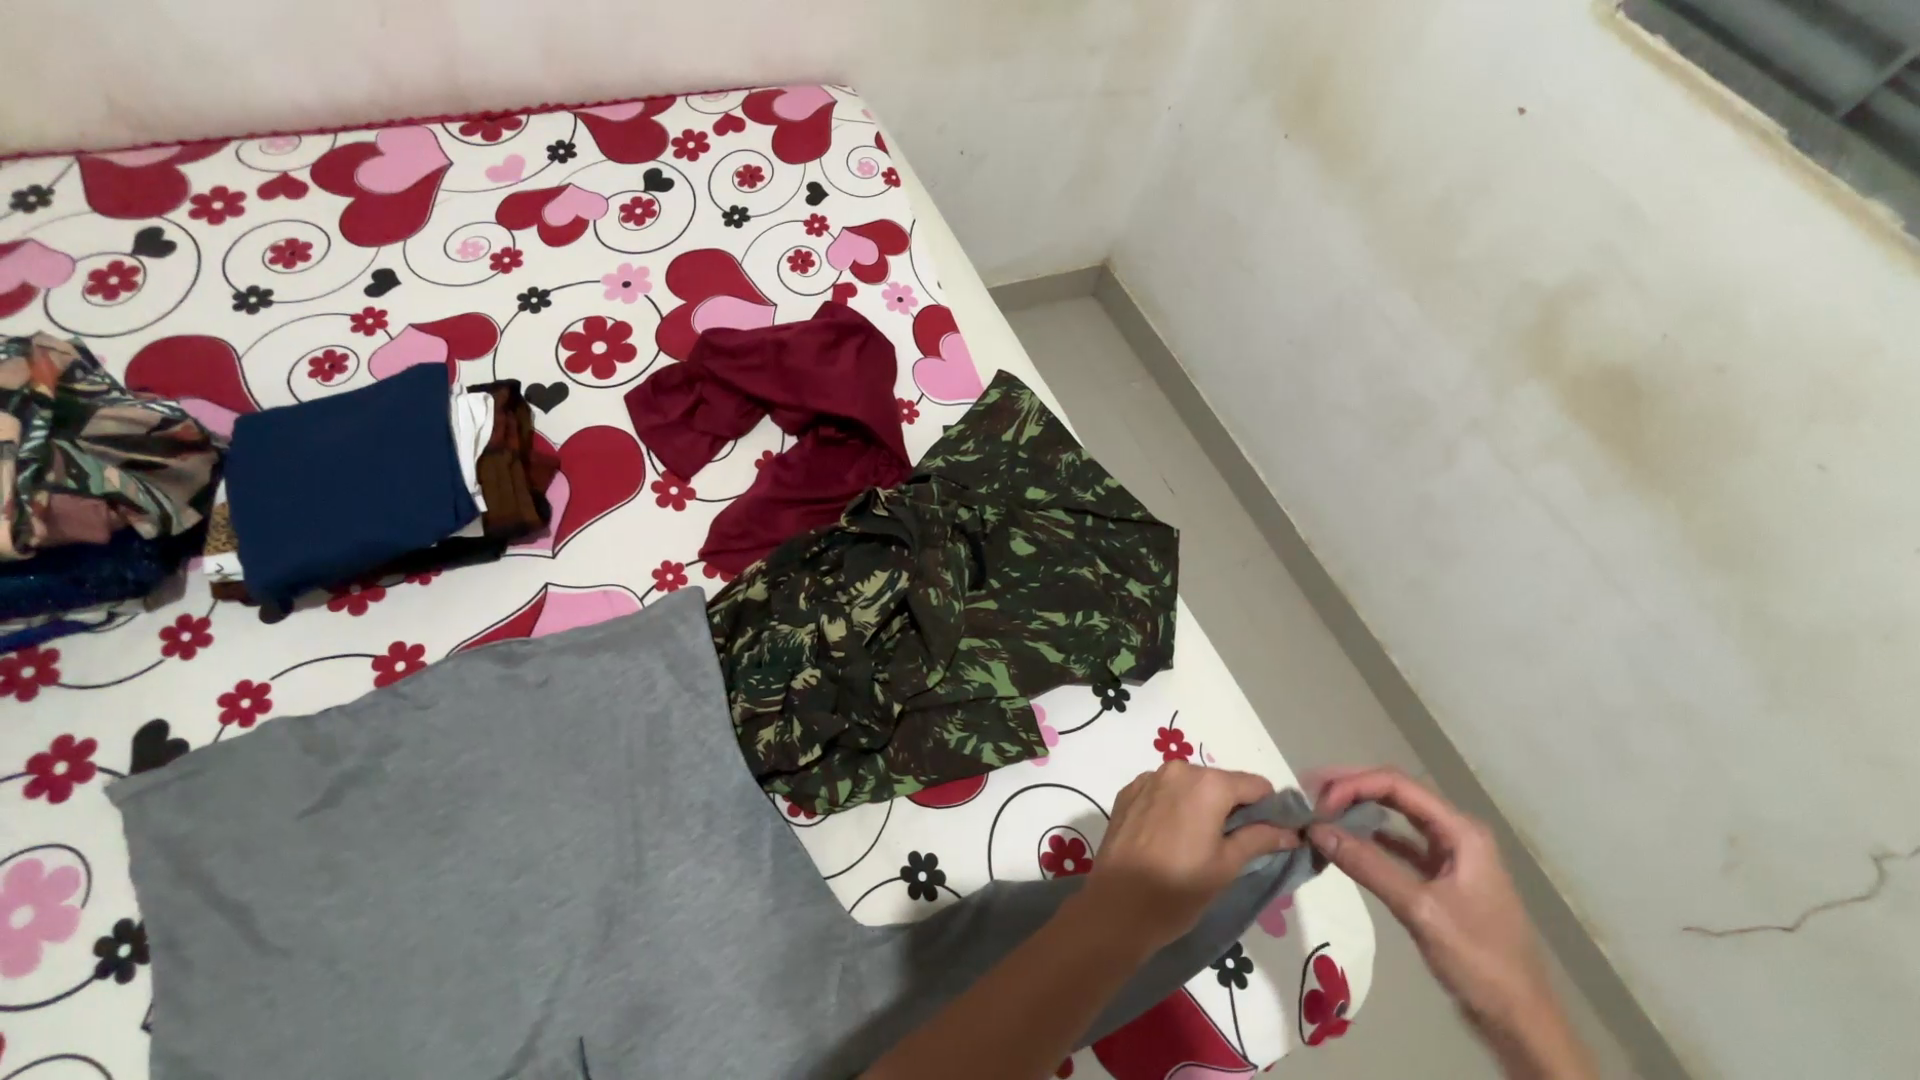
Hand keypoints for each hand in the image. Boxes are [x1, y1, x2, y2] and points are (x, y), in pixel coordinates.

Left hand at [1081, 761, 1296, 951]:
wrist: (1116, 908)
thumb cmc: (1178, 889)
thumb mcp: (1227, 865)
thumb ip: (1260, 839)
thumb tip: (1290, 831)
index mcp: (1208, 784)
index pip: (1256, 786)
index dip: (1270, 809)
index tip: (1274, 834)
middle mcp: (1177, 770)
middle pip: (1221, 782)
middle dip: (1234, 808)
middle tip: (1236, 845)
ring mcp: (1147, 779)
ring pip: (1190, 786)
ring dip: (1202, 806)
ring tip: (1201, 843)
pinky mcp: (1127, 794)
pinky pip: (1163, 792)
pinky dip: (1174, 807)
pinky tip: (1171, 838)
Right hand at [1306, 768, 1576, 1057]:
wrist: (1519, 1015)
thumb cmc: (1478, 958)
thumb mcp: (1420, 910)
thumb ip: (1369, 866)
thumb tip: (1316, 829)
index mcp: (1461, 831)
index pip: (1398, 785)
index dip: (1353, 785)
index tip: (1317, 804)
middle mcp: (1456, 833)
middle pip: (1396, 793)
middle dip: (1351, 788)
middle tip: (1308, 793)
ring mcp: (1450, 855)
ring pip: (1396, 816)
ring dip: (1358, 810)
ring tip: (1320, 811)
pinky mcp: (1440, 878)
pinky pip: (1399, 845)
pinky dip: (1369, 839)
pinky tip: (1345, 841)